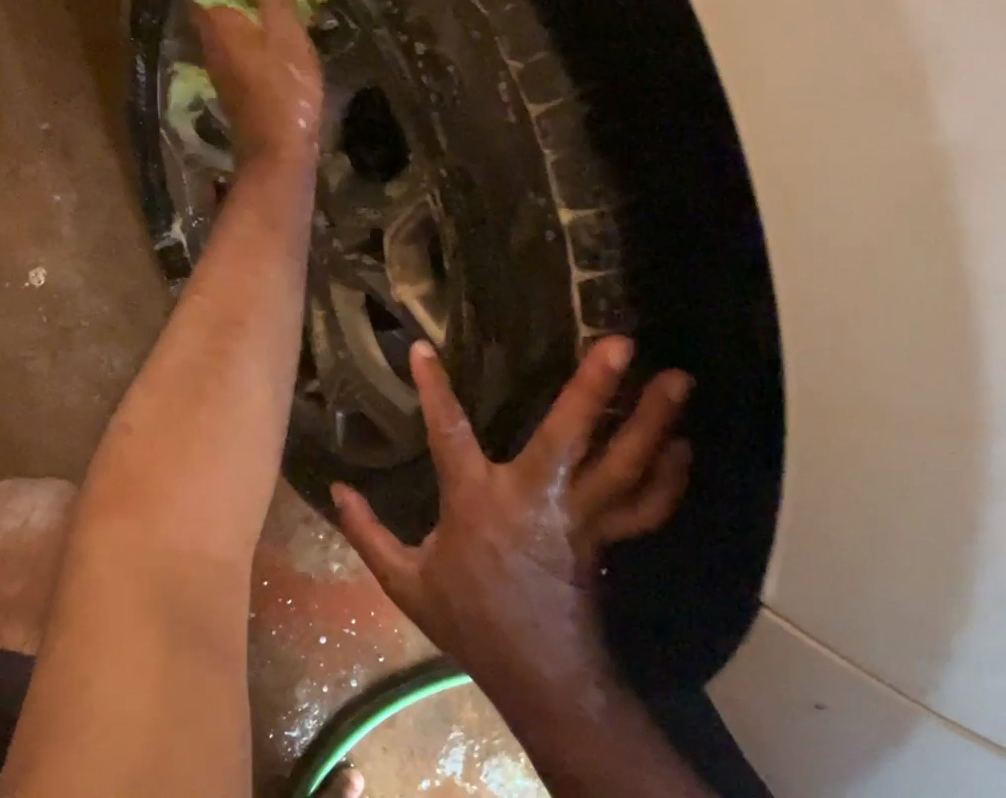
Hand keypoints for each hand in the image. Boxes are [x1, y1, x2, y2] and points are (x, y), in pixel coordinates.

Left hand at [188, 0, 323, 166]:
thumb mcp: (284, 33)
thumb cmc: (284, 90)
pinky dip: (243, 14)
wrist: (277, 150)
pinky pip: (230, 32)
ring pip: (218, 14)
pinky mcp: (230, 75)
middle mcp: (209, 39)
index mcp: (218, 24)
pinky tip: (264, 9)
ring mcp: (217, 60)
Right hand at [330, 336, 692, 703]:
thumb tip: (335, 490)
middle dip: (597, 388)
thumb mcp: (402, 579)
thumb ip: (365, 530)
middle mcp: (533, 498)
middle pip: (572, 435)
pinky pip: (646, 504)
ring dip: (654, 421)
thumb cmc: (467, 620)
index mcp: (475, 501)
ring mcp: (579, 518)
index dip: (432, 388)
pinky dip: (669, 476)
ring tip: (679, 380)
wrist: (537, 672)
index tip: (423, 350)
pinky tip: (681, 446)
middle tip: (622, 343)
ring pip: (625, 464)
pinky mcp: (606, 539)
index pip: (447, 431)